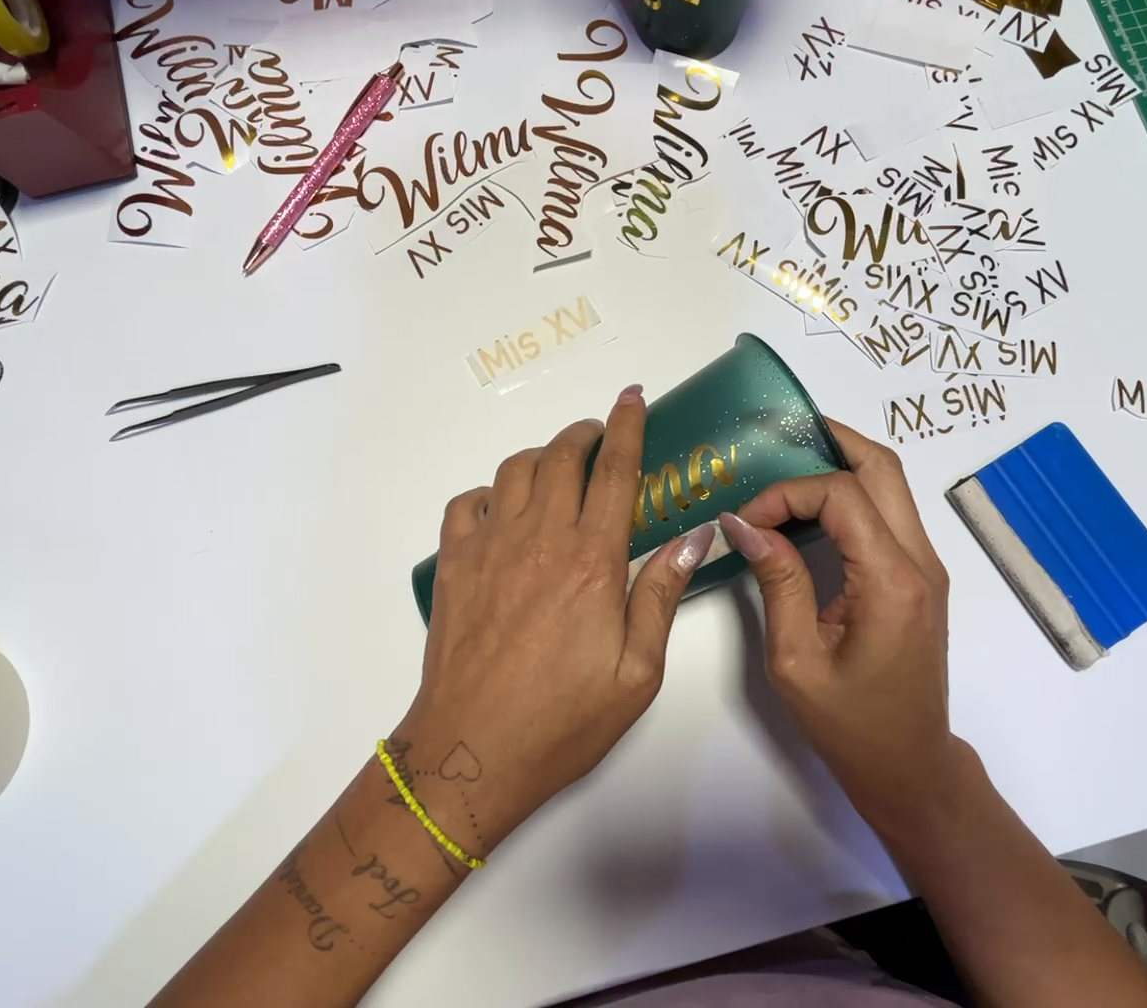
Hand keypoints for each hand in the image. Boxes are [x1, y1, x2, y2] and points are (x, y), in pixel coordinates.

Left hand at [398, 386, 719, 855]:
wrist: (473, 750)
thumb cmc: (564, 720)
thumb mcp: (636, 672)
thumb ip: (660, 595)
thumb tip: (693, 537)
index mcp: (592, 559)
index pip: (615, 471)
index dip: (627, 426)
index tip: (632, 397)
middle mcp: (539, 537)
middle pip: (561, 456)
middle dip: (584, 433)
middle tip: (599, 436)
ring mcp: (489, 546)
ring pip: (514, 470)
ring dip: (541, 457)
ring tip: (558, 471)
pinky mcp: (453, 564)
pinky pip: (466, 502)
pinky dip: (489, 493)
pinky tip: (502, 512)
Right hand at [720, 419, 953, 834]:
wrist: (909, 765)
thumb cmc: (849, 724)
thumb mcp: (795, 657)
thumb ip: (776, 580)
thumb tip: (743, 523)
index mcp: (891, 582)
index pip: (842, 496)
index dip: (787, 493)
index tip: (746, 521)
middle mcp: (920, 562)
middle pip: (882, 469)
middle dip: (827, 444)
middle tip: (775, 439)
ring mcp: (926, 567)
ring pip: (890, 484)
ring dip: (839, 466)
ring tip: (784, 465)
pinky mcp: (918, 577)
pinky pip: (888, 513)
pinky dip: (849, 494)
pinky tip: (808, 505)